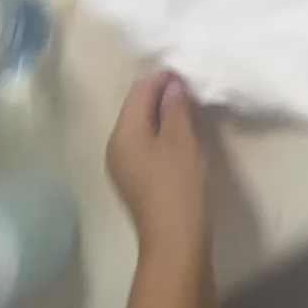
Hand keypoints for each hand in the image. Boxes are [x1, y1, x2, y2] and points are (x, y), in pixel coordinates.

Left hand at [108, 71, 210, 257]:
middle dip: (162, 94)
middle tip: (192, 88)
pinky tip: (181, 134)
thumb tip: (173, 85)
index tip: (188, 72)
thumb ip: (176, 107)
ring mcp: (123, 163)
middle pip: (137, 108)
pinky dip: (162, 131)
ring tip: (191, 108)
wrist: (174, 234)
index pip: (139, 92)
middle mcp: (115, 145)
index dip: (162, 78)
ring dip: (163, 113)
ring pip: (142, 125)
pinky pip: (145, 141)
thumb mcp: (182, 138)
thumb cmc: (178, 182)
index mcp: (123, 132)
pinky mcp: (135, 177)